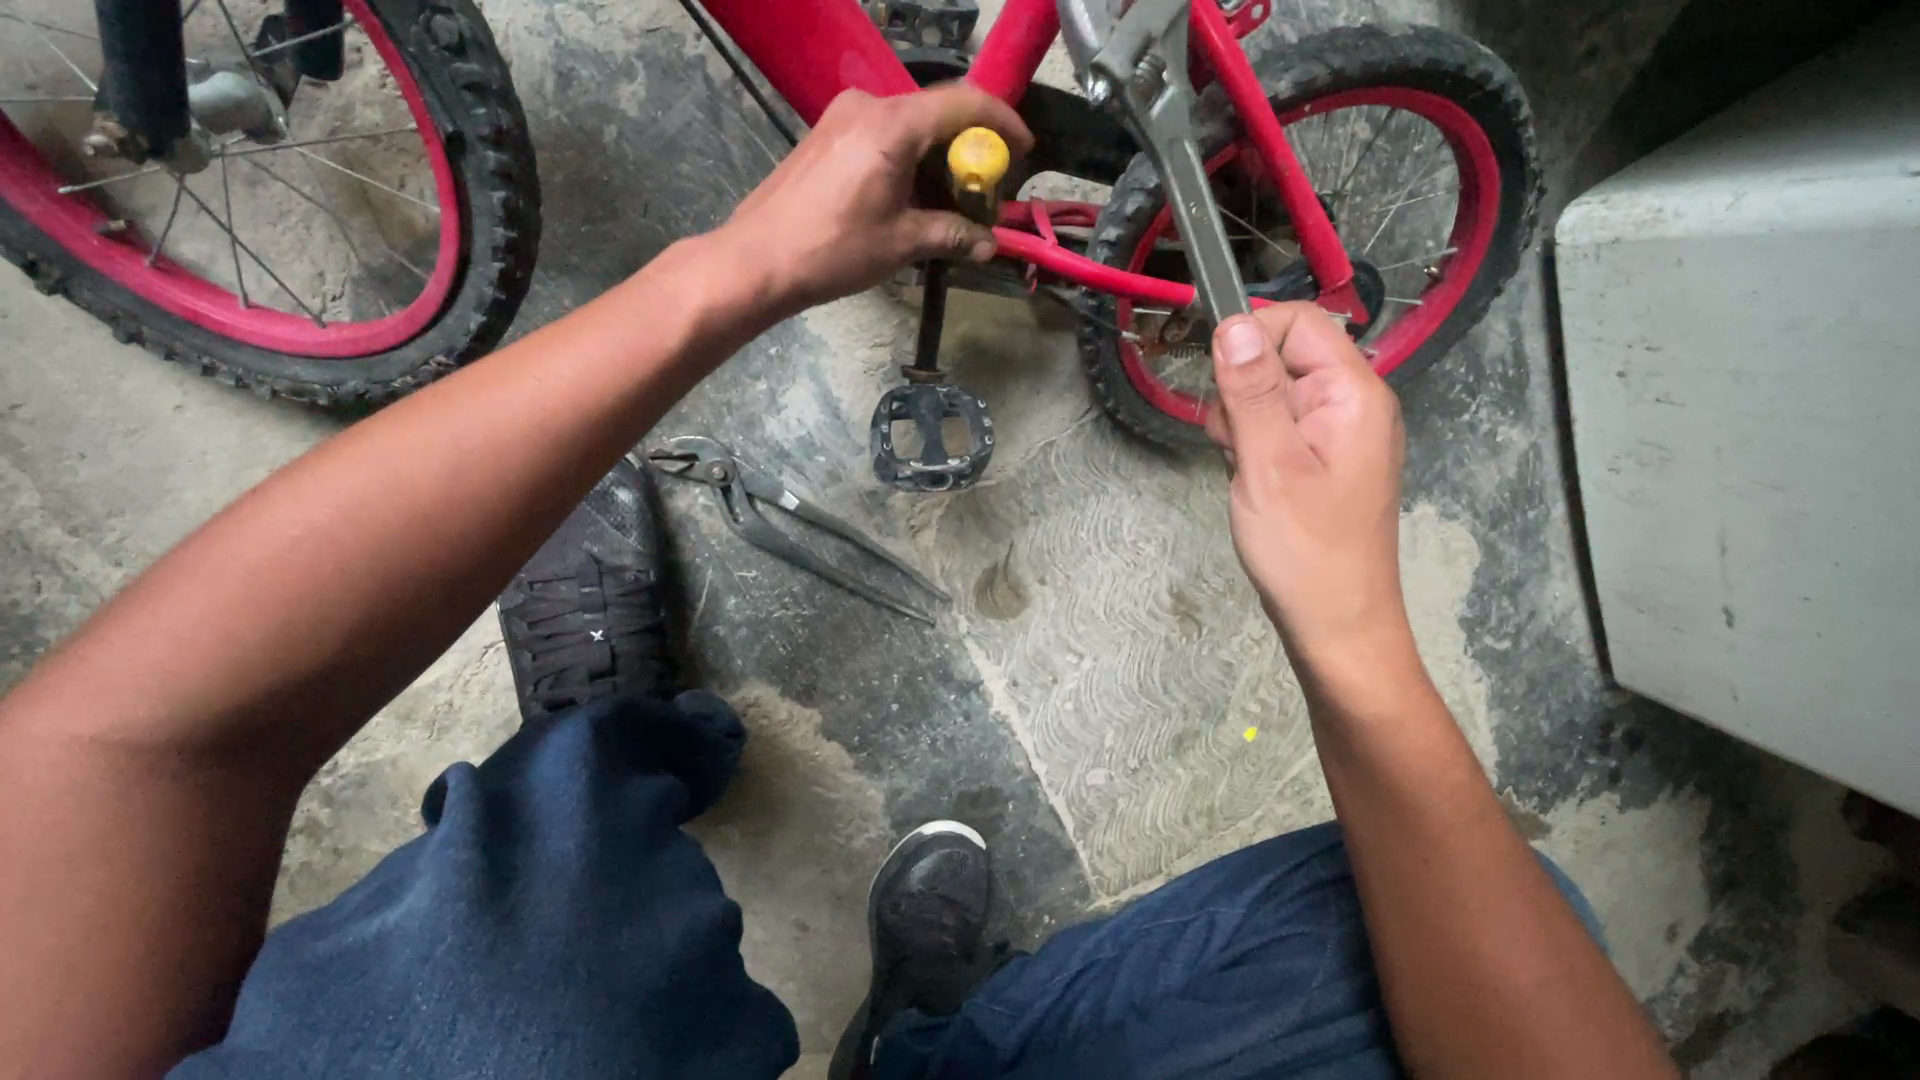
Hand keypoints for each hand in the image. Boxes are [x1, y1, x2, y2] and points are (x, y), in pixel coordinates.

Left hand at [720, 84, 1031, 317]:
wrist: (757, 260)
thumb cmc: (831, 250)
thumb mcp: (900, 243)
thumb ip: (951, 234)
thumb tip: (987, 244)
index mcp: (891, 124)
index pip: (963, 103)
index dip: (1001, 123)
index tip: (1023, 151)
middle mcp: (868, 106)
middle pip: (936, 115)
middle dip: (968, 154)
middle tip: (985, 195)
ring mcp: (843, 118)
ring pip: (910, 129)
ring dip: (937, 163)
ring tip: (950, 208)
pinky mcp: (827, 136)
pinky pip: (883, 138)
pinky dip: (908, 163)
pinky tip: (913, 201)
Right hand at [1205, 304, 1410, 673]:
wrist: (1336, 626)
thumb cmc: (1304, 551)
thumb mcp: (1268, 466)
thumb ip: (1252, 392)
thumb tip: (1234, 324)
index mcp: (1354, 394)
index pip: (1300, 323)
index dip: (1251, 334)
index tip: (1213, 376)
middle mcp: (1354, 404)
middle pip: (1284, 357)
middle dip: (1242, 390)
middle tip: (1233, 444)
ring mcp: (1340, 435)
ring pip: (1274, 396)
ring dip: (1243, 422)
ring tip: (1244, 470)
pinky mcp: (1324, 461)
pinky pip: (1280, 430)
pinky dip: (1254, 447)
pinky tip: (1252, 481)